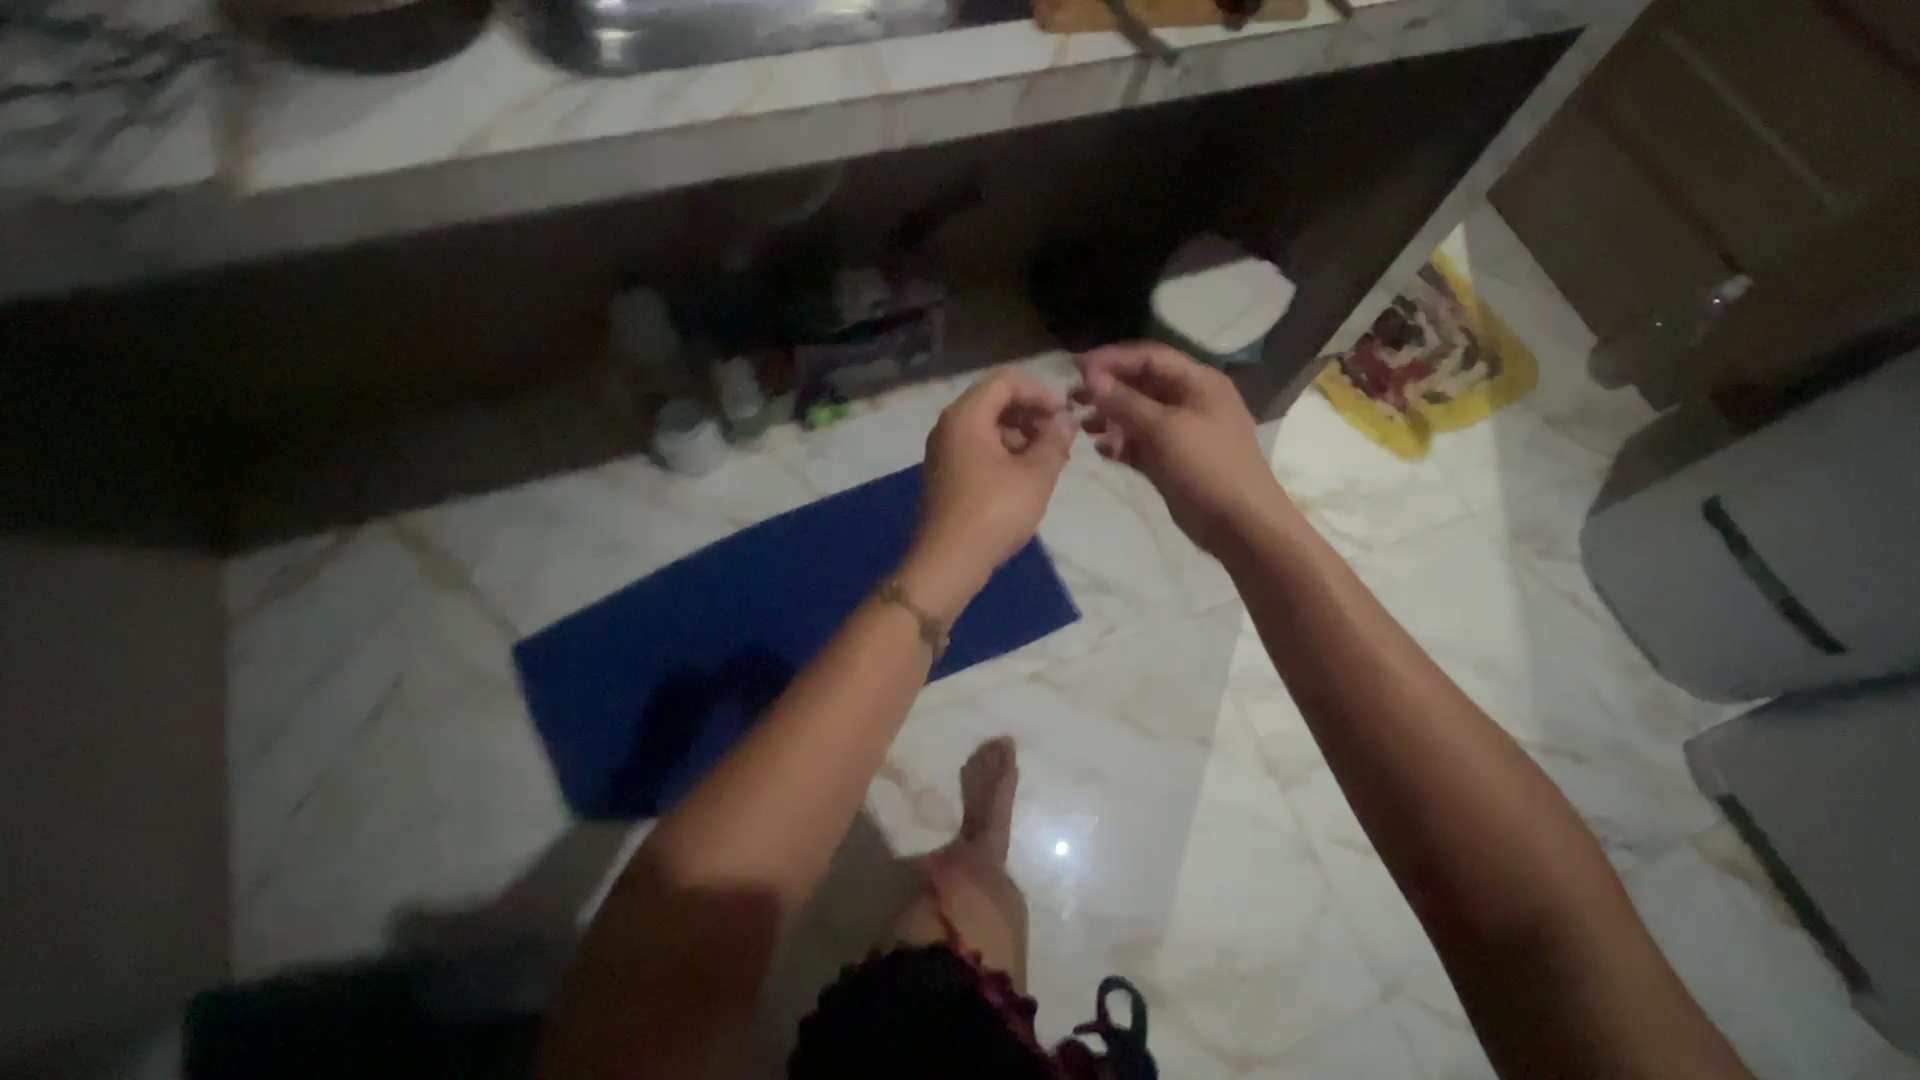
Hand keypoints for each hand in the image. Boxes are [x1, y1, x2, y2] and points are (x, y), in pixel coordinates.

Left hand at [908, 369, 1074, 613]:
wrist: (948, 562)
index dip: (1040, 393)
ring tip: (1050, 462)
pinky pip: (979, 449)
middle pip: (995, 402)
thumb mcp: (1035, 476)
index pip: (1006, 381)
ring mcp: (944, 451)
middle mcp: (949, 426)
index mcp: (966, 417)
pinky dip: (1005, 453)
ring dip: (1021, 436)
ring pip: (988, 427)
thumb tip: (1066, 420)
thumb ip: (1054, 441)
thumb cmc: (994, 513)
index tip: (1065, 416)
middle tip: (1061, 441)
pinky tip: (1027, 477)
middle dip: (1031, 415)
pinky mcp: (946, 474)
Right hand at [1074, 343, 1285, 555]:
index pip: (1149, 358)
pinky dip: (1121, 444)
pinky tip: (1101, 451)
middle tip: (1072, 398)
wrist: (1240, 523)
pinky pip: (1140, 444)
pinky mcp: (1171, 460)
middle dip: (1107, 389)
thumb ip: (1125, 401)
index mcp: (1198, 382)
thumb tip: (1091, 377)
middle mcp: (1190, 401)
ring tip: (1082, 427)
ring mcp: (1181, 432)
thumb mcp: (1164, 428)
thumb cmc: (1207, 466)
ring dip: (1110, 417)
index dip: (1112, 359)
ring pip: (1138, 415)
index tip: (1076, 369)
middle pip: (1141, 385)